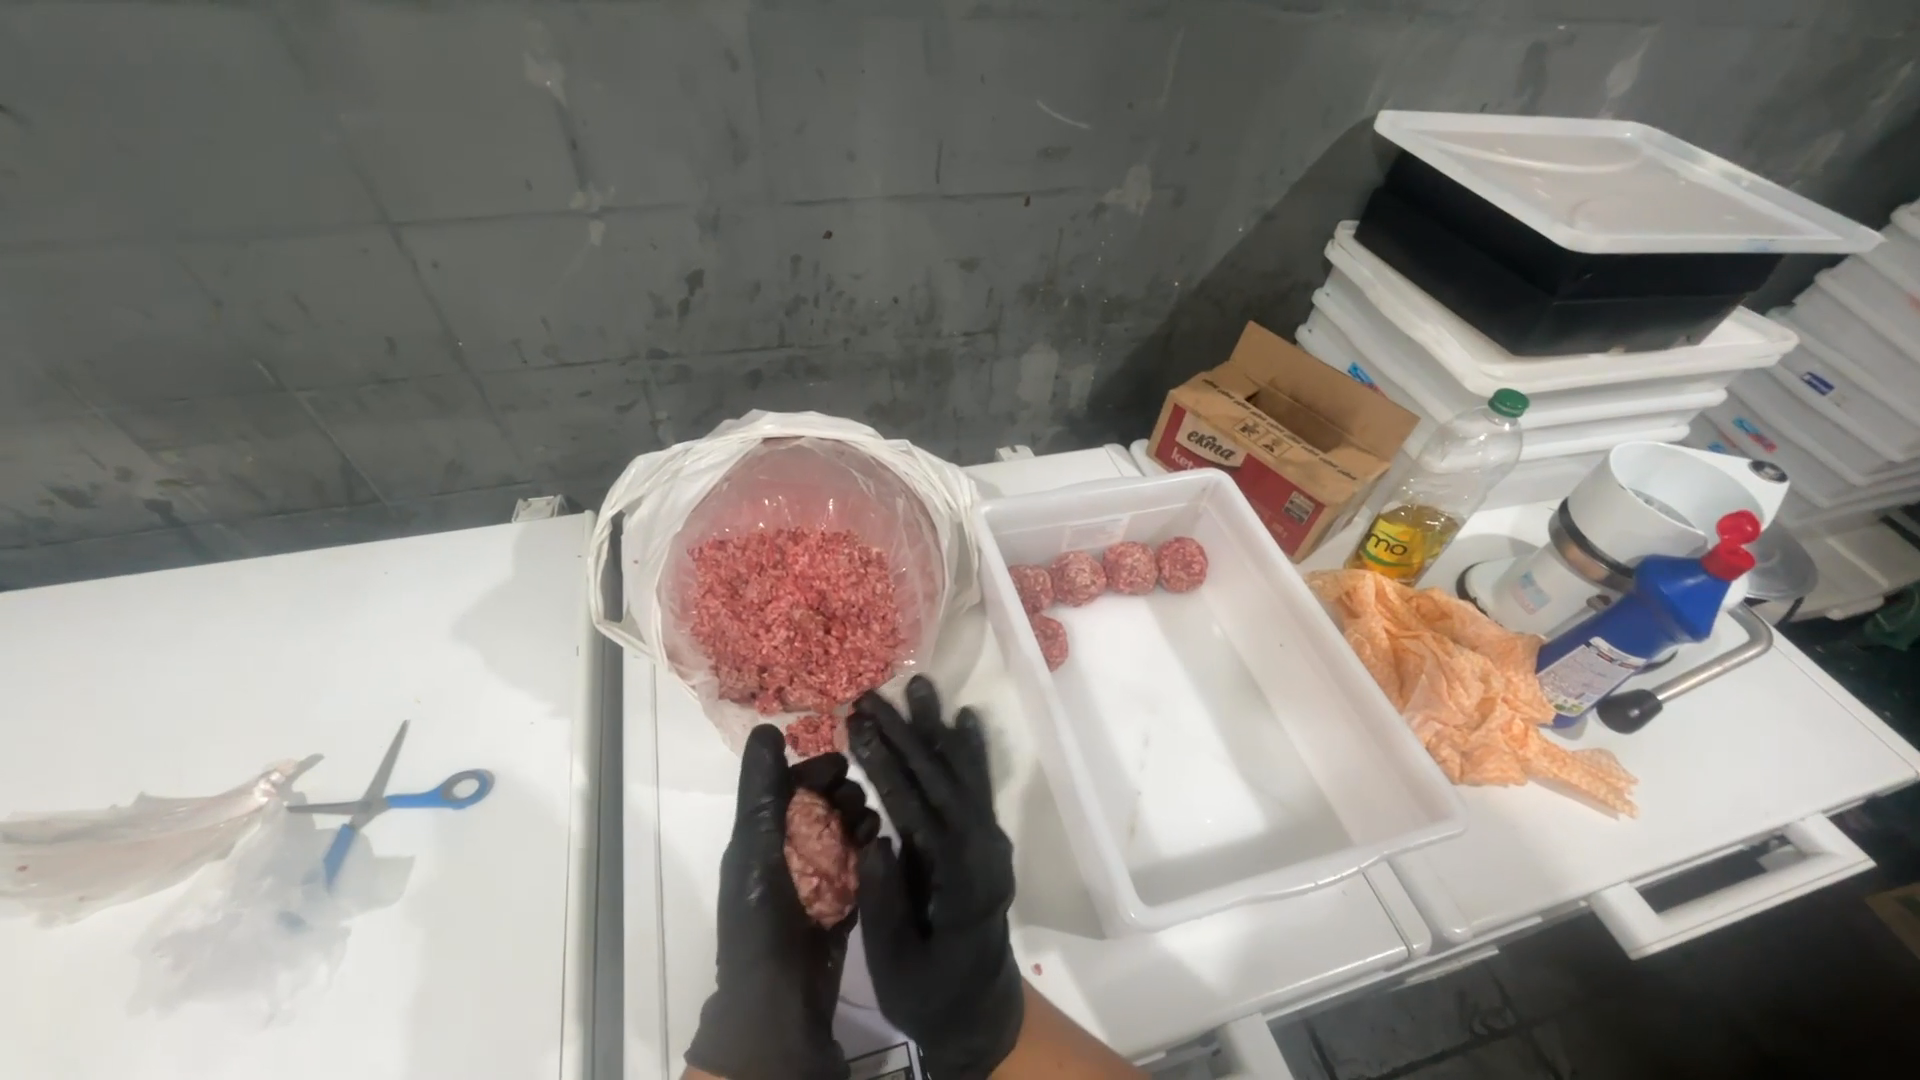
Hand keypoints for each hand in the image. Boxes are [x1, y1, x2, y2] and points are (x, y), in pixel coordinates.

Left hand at [685, 726, 878, 1079]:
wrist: (781, 995)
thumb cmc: (762, 912)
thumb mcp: (756, 844)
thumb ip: (761, 789)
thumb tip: (766, 728)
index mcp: (762, 833)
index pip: (793, 784)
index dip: (816, 770)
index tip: (842, 765)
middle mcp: (790, 848)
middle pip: (824, 803)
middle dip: (842, 794)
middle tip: (856, 800)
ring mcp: (818, 873)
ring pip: (846, 828)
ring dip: (859, 818)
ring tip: (869, 822)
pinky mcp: (842, 896)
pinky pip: (860, 860)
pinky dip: (869, 847)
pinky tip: (879, 844)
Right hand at [849, 677, 1024, 1079]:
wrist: (979, 1010)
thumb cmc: (929, 993)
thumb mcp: (896, 962)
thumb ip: (885, 902)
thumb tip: (874, 837)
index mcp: (956, 877)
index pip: (914, 806)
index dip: (885, 764)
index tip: (858, 725)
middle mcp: (981, 848)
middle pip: (940, 778)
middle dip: (906, 734)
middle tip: (873, 696)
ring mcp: (990, 840)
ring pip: (963, 773)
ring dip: (938, 728)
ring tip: (920, 686)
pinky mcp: (988, 840)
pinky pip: (979, 786)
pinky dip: (972, 749)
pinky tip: (965, 719)